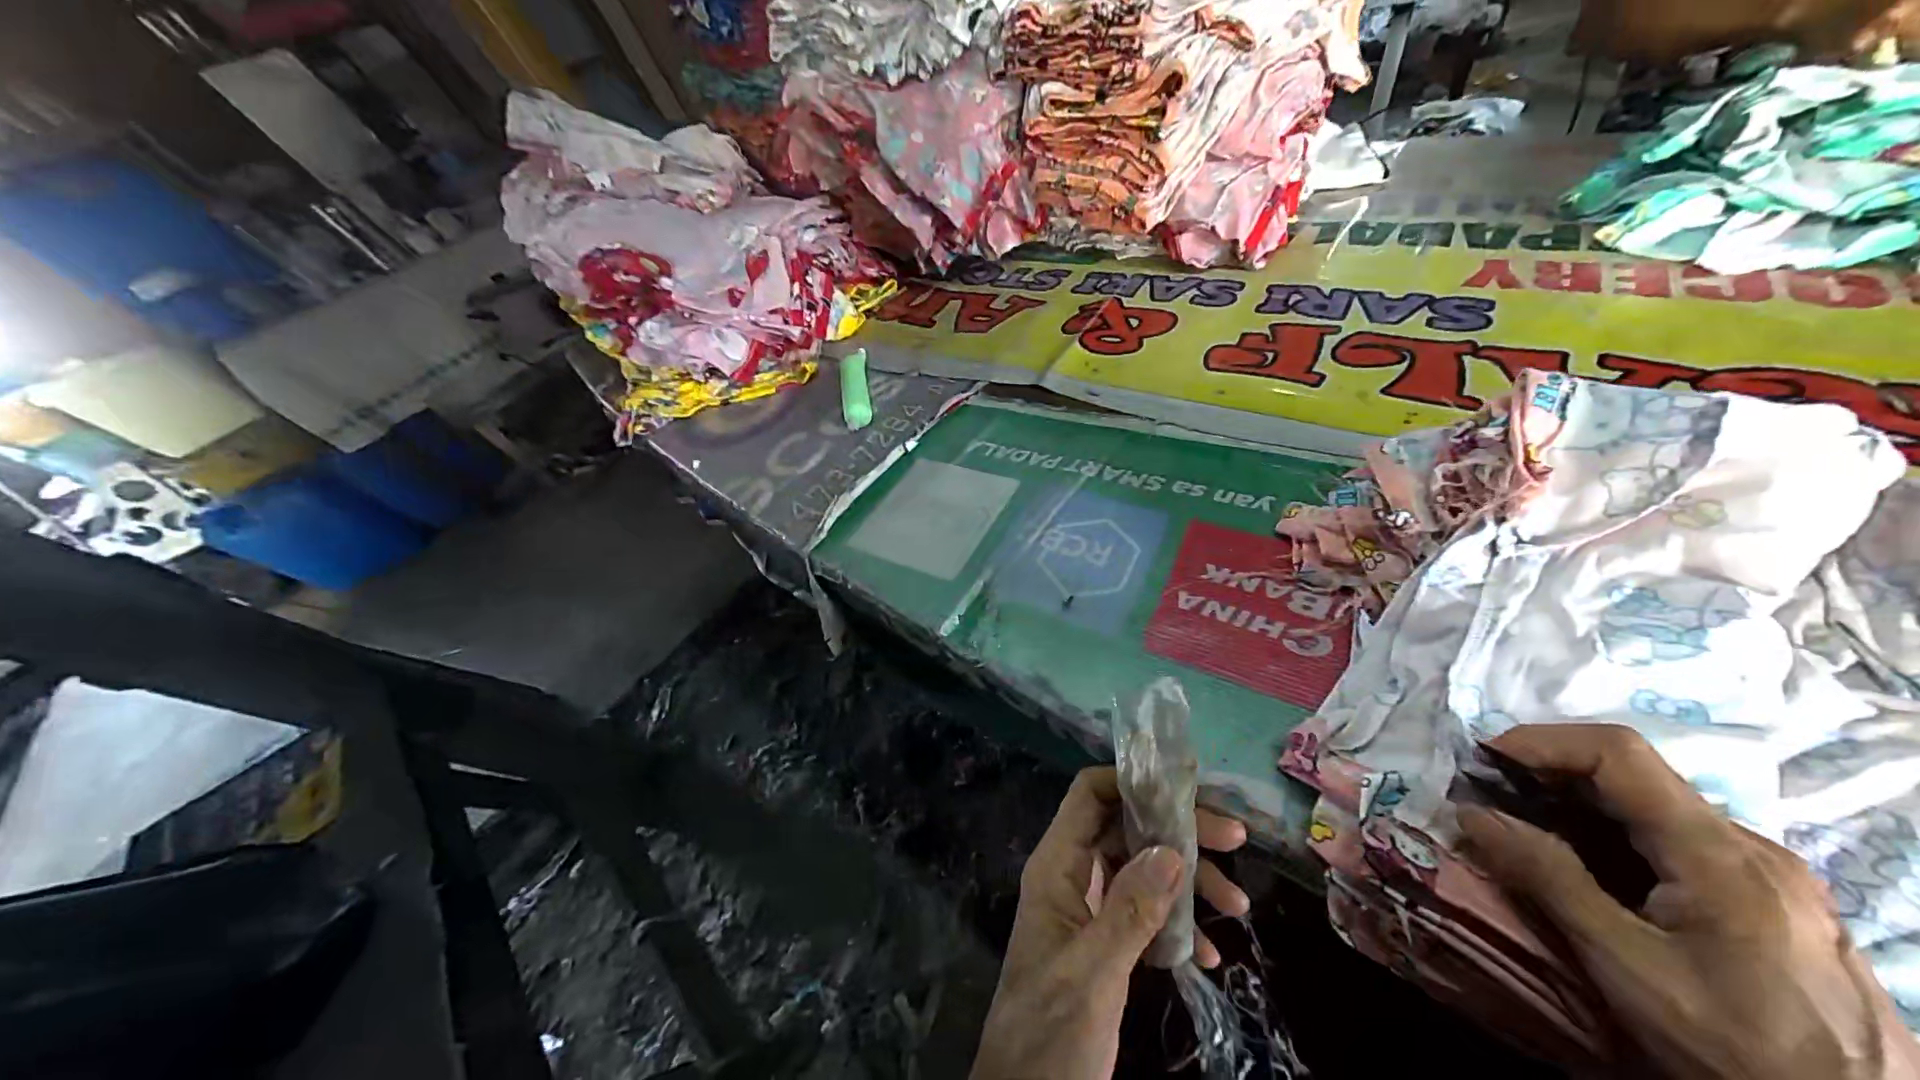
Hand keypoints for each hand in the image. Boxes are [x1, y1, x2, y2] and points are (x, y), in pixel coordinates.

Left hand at [969, 766, 1249, 1079]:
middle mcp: (1073, 876)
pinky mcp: (1105, 943)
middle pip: (1126, 827)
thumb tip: (1171, 848)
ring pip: (1142, 869)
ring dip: (1188, 881)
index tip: (1189, 790)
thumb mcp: (1093, 973)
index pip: (1090, 795)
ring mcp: (1089, 909)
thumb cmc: (1049, 1032)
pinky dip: (1179, 924)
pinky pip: (1146, 913)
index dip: (1133, 782)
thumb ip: (1130, 910)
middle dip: (1178, 830)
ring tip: (1237, 905)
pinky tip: (1210, 954)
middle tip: (1234, 840)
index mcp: (1057, 866)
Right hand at [1457, 724, 1919, 1079]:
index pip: (1619, 753)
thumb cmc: (1740, 1048)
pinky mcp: (1772, 903)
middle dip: (1550, 774)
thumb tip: (1472, 814)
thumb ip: (1549, 879)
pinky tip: (1590, 870)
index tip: (1483, 761)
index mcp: (1720, 852)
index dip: (1541, 741)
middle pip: (1635, 775)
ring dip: (1579, 806)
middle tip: (1489, 798)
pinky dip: (1614, 836)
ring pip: (1654, 809)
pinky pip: (1677, 842)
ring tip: (1525, 831)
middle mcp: (1750, 847)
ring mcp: (1769, 875)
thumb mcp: (1628, 965)